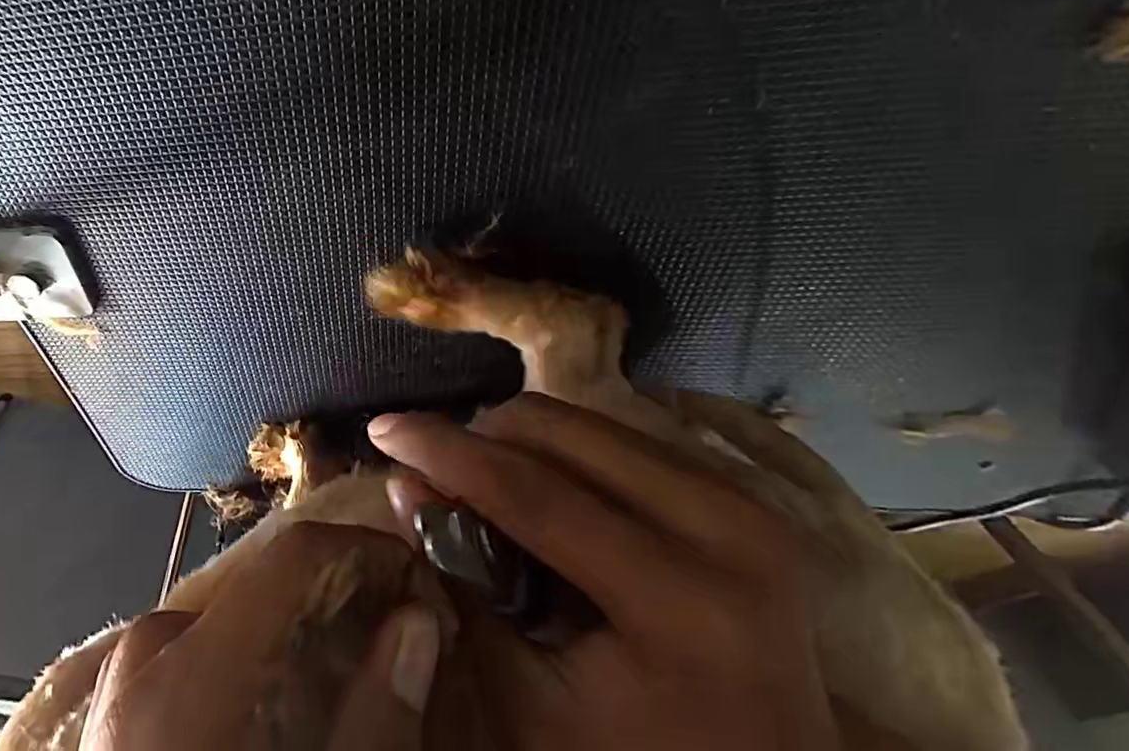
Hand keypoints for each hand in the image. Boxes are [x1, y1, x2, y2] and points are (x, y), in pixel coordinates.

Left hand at [78, 522, 444, 750]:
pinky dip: (232, 671)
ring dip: (279, 635)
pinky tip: (263, 718)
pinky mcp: (103, 743)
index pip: (292, 559)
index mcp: (192, 684)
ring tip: (327, 679)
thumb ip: (377, 722)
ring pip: (214, 627)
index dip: (364, 553)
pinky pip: (174, 670)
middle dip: (330, 599)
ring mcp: (109, 712)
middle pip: (253, 588)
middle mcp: (139, 677)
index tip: (413, 584)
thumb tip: (418, 622)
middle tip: (382, 642)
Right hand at [368, 393, 838, 750]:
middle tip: (435, 467)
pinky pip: (630, 437)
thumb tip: (407, 486)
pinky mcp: (746, 490)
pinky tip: (545, 486)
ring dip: (524, 438)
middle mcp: (727, 524)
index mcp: (681, 599)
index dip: (445, 452)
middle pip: (565, 431)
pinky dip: (569, 449)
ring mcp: (746, 498)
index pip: (532, 491)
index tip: (383, 427)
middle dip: (482, 435)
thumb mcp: (532, 708)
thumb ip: (465, 590)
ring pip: (595, 420)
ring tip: (484, 481)